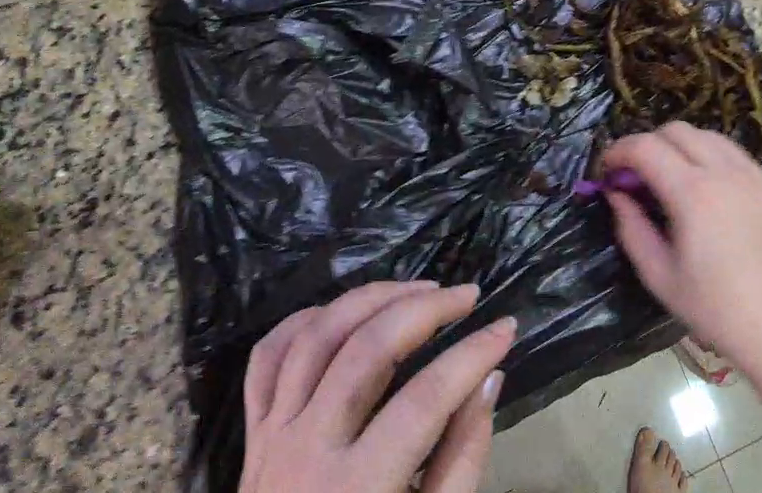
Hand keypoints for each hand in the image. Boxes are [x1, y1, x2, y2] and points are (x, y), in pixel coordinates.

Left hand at [239, 281, 516, 492]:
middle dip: (424, 310)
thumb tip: (488, 379)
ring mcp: (273, 437)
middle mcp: (308, 451)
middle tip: (467, 295)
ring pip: (316, 338)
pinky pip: (268, 358)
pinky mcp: (254, 433)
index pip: (425, 399)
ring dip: (371, 299)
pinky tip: (345, 311)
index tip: (506, 328)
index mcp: (359, 488)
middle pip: (366, 351)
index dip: (471, 355)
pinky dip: (304, 322)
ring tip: (419, 289)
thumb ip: (463, 460)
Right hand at [602, 122, 761, 371]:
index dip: (618, 151)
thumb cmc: (718, 311)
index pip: (645, 147)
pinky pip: (739, 159)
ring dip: (683, 148)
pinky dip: (716, 164)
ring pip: (711, 138)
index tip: (607, 170)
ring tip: (674, 182)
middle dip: (649, 144)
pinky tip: (714, 199)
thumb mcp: (660, 276)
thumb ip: (631, 228)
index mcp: (694, 194)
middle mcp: (728, 172)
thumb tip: (616, 194)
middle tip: (637, 176)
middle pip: (678, 130)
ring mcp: (759, 176)